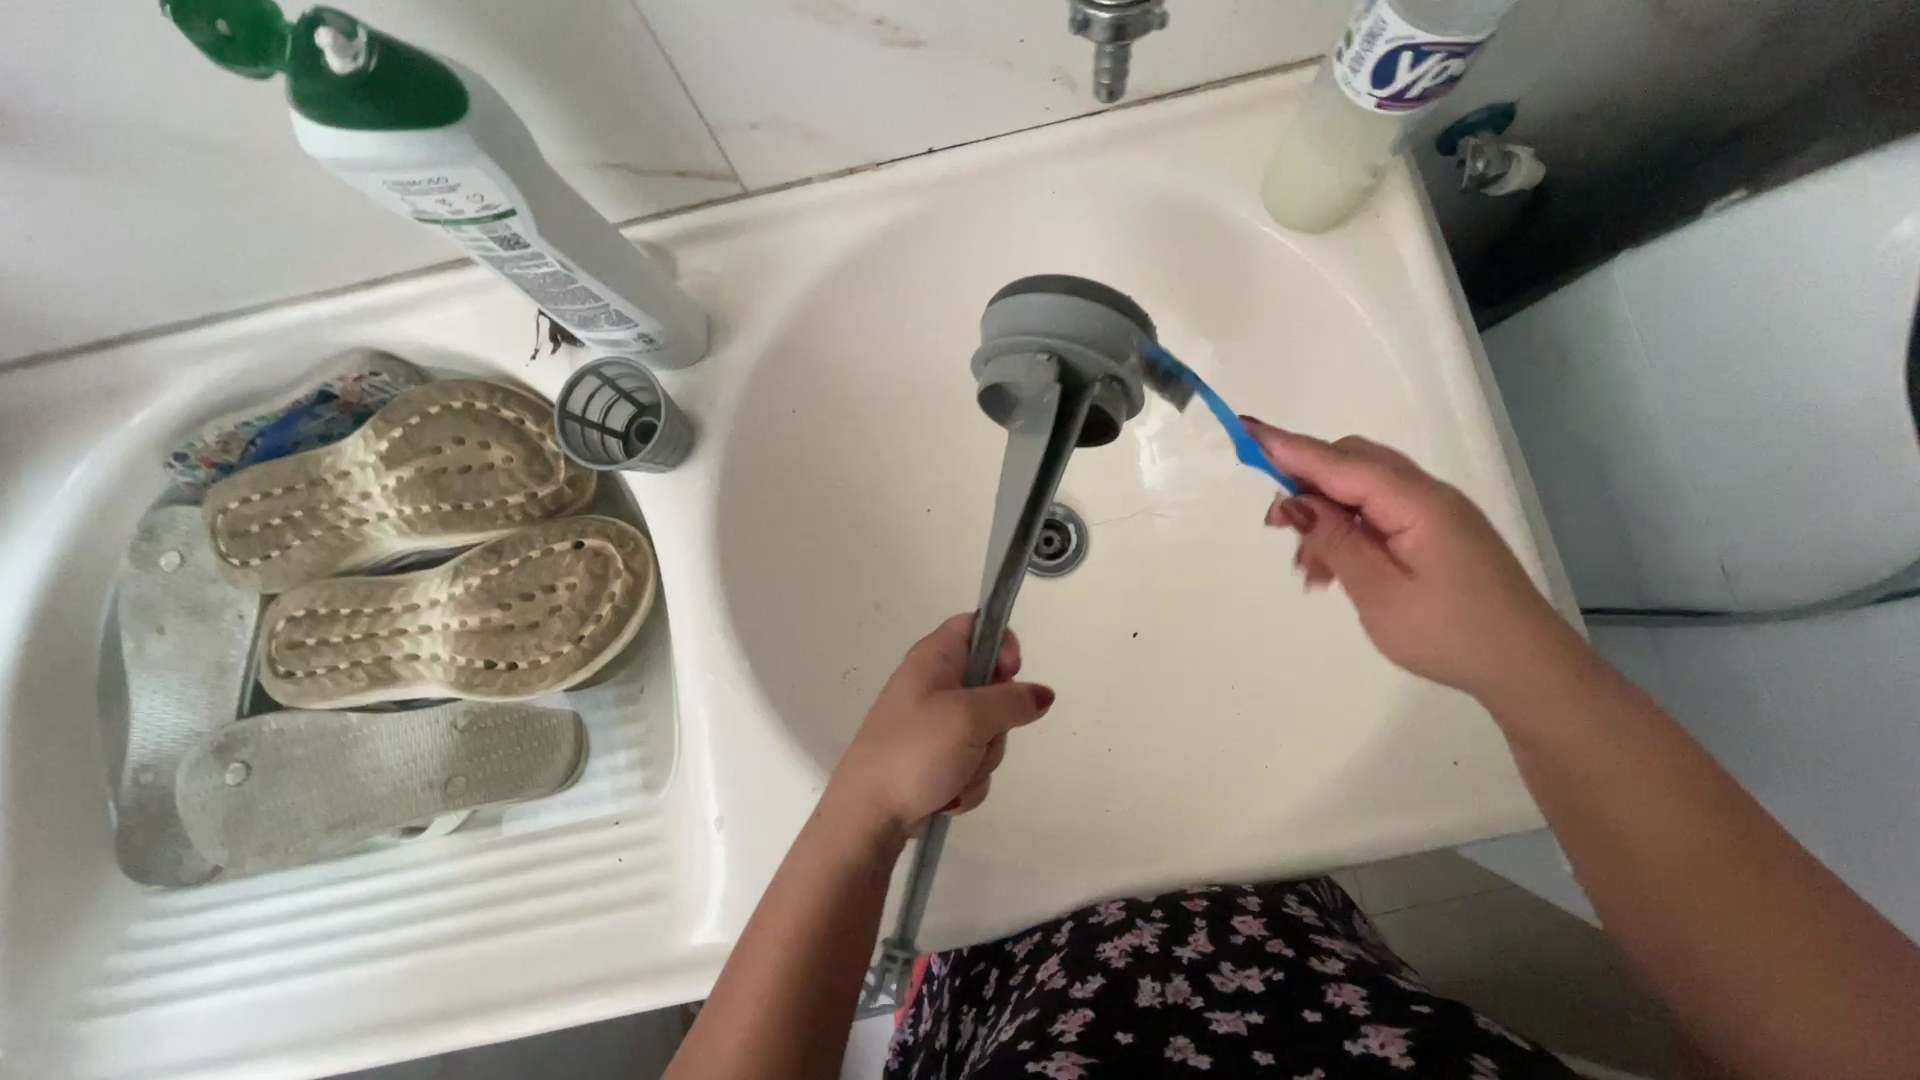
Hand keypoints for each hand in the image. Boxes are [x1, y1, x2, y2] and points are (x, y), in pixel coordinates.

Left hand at [826, 614, 1054, 841]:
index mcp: (933, 659)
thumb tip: (1041, 695)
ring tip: (955, 772)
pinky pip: (974, 763)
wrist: (868, 815)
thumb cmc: (914, 752)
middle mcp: (933, 686)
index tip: (1012, 672)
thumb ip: (1012, 701)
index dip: (1001, 643)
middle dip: (997, 722)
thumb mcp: (969, 718)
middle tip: (978, 735)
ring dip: (982, 759)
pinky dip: (967, 781)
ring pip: (988, 732)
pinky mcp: (937, 760)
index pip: (976, 625)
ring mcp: (935, 726)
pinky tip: (948, 794)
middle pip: (992, 687)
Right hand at [1244, 418, 1572, 698]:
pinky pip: (1379, 513)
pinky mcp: (1436, 533)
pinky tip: (1331, 570)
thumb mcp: (1379, 592)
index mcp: (1416, 503)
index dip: (1288, 447)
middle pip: (1353, 463)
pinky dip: (1347, 530)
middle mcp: (1427, 495)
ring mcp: (1435, 513)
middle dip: (1305, 483)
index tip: (1244, 429)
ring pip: (1362, 490)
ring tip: (1307, 567)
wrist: (1525, 667)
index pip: (1339, 463)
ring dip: (1324, 514)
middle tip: (1274, 525)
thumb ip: (1335, 540)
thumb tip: (1295, 501)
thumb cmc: (1450, 634)